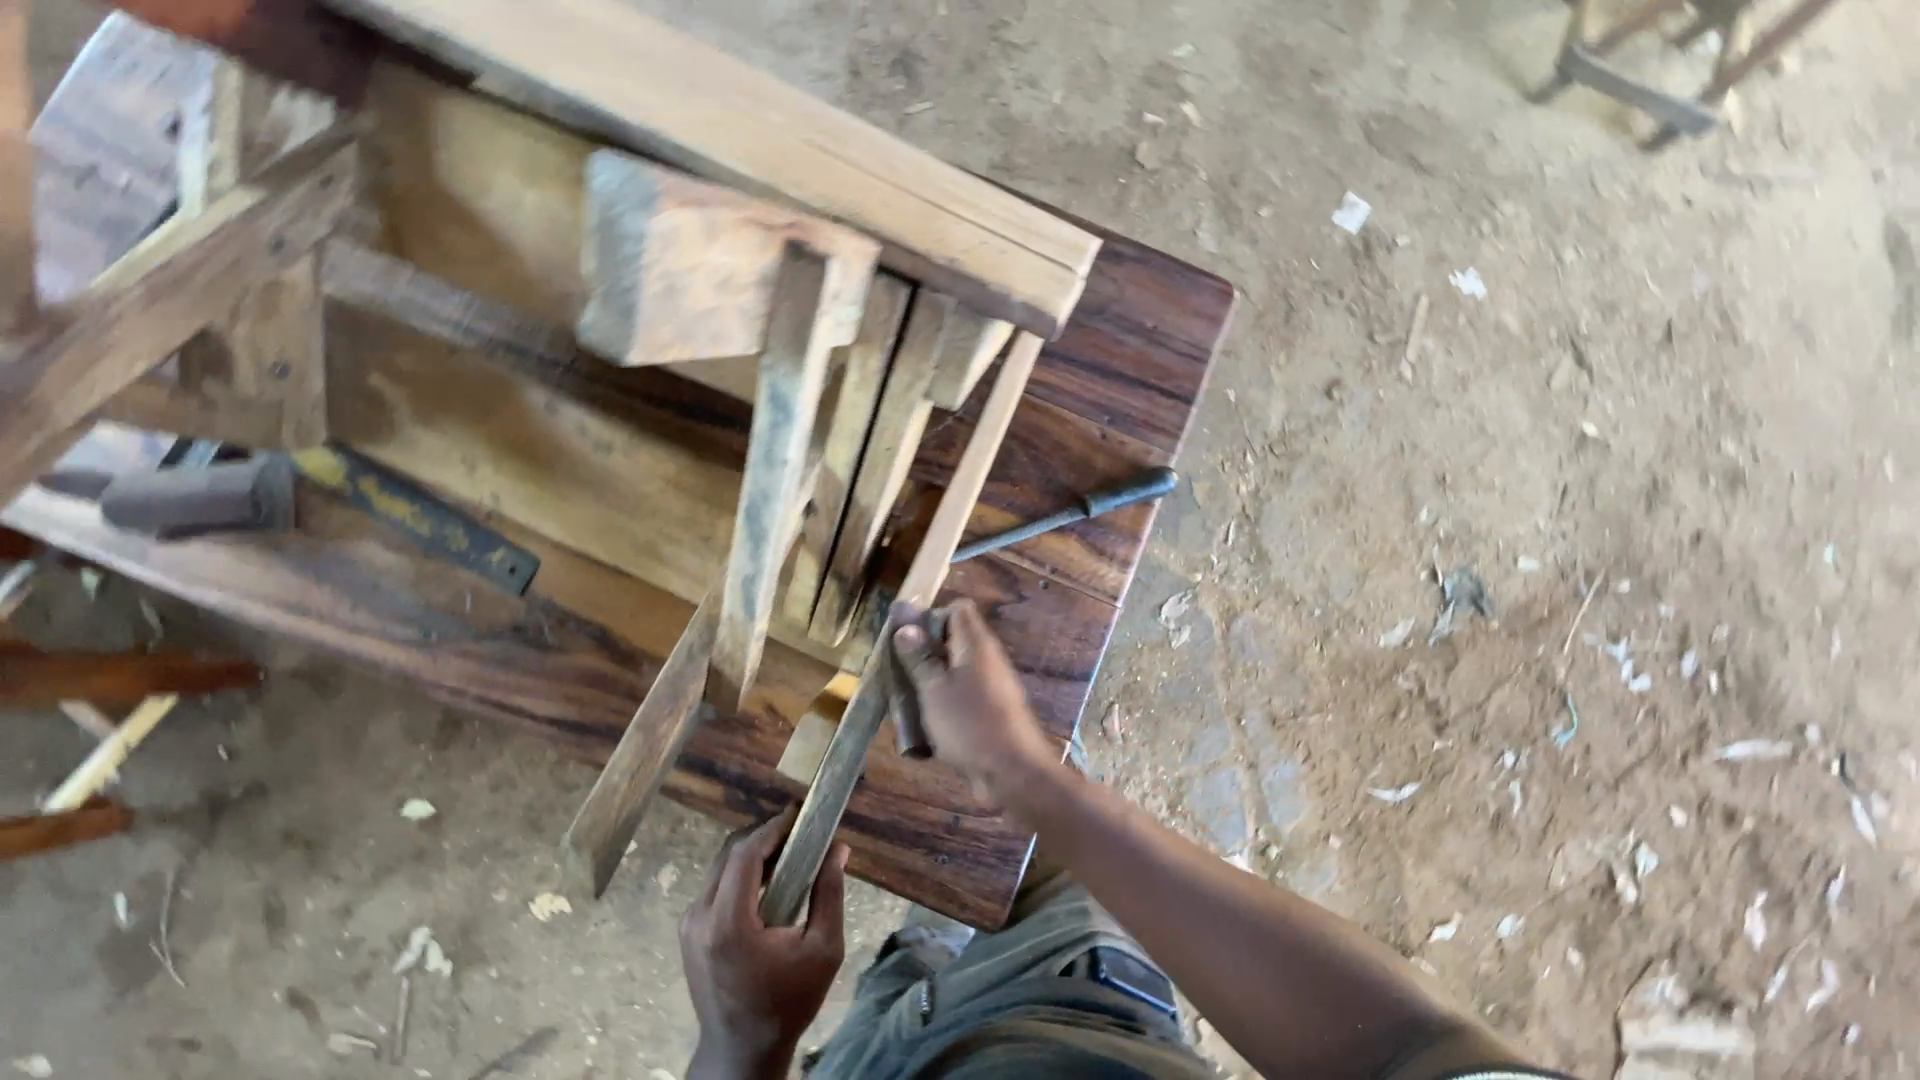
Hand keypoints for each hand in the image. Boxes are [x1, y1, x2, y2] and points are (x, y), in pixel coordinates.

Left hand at [680, 808, 847, 1079]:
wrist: (742, 1051)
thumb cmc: (788, 1002)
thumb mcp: (823, 950)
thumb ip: (829, 894)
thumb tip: (839, 848)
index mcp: (728, 922)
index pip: (745, 853)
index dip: (773, 827)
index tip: (800, 813)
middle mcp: (700, 917)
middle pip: (730, 854)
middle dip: (764, 834)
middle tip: (799, 828)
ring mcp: (689, 925)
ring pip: (720, 868)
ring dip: (752, 853)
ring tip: (789, 849)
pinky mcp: (689, 932)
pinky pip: (716, 887)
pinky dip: (741, 873)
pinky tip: (769, 879)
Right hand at [891, 600, 1061, 807]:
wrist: (1012, 772)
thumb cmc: (970, 724)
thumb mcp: (934, 689)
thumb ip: (919, 657)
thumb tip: (905, 625)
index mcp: (976, 644)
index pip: (958, 609)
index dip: (931, 617)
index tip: (906, 638)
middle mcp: (987, 659)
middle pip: (953, 641)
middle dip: (923, 653)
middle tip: (897, 672)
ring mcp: (991, 687)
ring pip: (954, 671)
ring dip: (929, 682)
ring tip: (904, 700)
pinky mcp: (990, 712)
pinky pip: (962, 696)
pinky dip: (943, 704)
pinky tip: (923, 724)